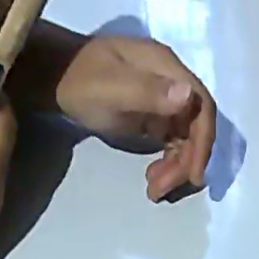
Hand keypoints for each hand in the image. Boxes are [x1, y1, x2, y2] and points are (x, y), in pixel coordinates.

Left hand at [51, 36, 215, 200]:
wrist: (56, 79)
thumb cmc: (81, 81)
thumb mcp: (112, 88)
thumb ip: (149, 92)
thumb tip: (188, 96)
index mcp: (166, 69)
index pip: (201, 107)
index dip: (203, 142)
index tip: (193, 175)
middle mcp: (171, 83)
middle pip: (194, 128)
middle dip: (184, 163)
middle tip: (162, 190)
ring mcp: (164, 102)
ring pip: (185, 140)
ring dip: (175, 168)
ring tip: (154, 190)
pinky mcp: (155, 118)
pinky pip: (172, 144)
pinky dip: (167, 164)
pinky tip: (152, 178)